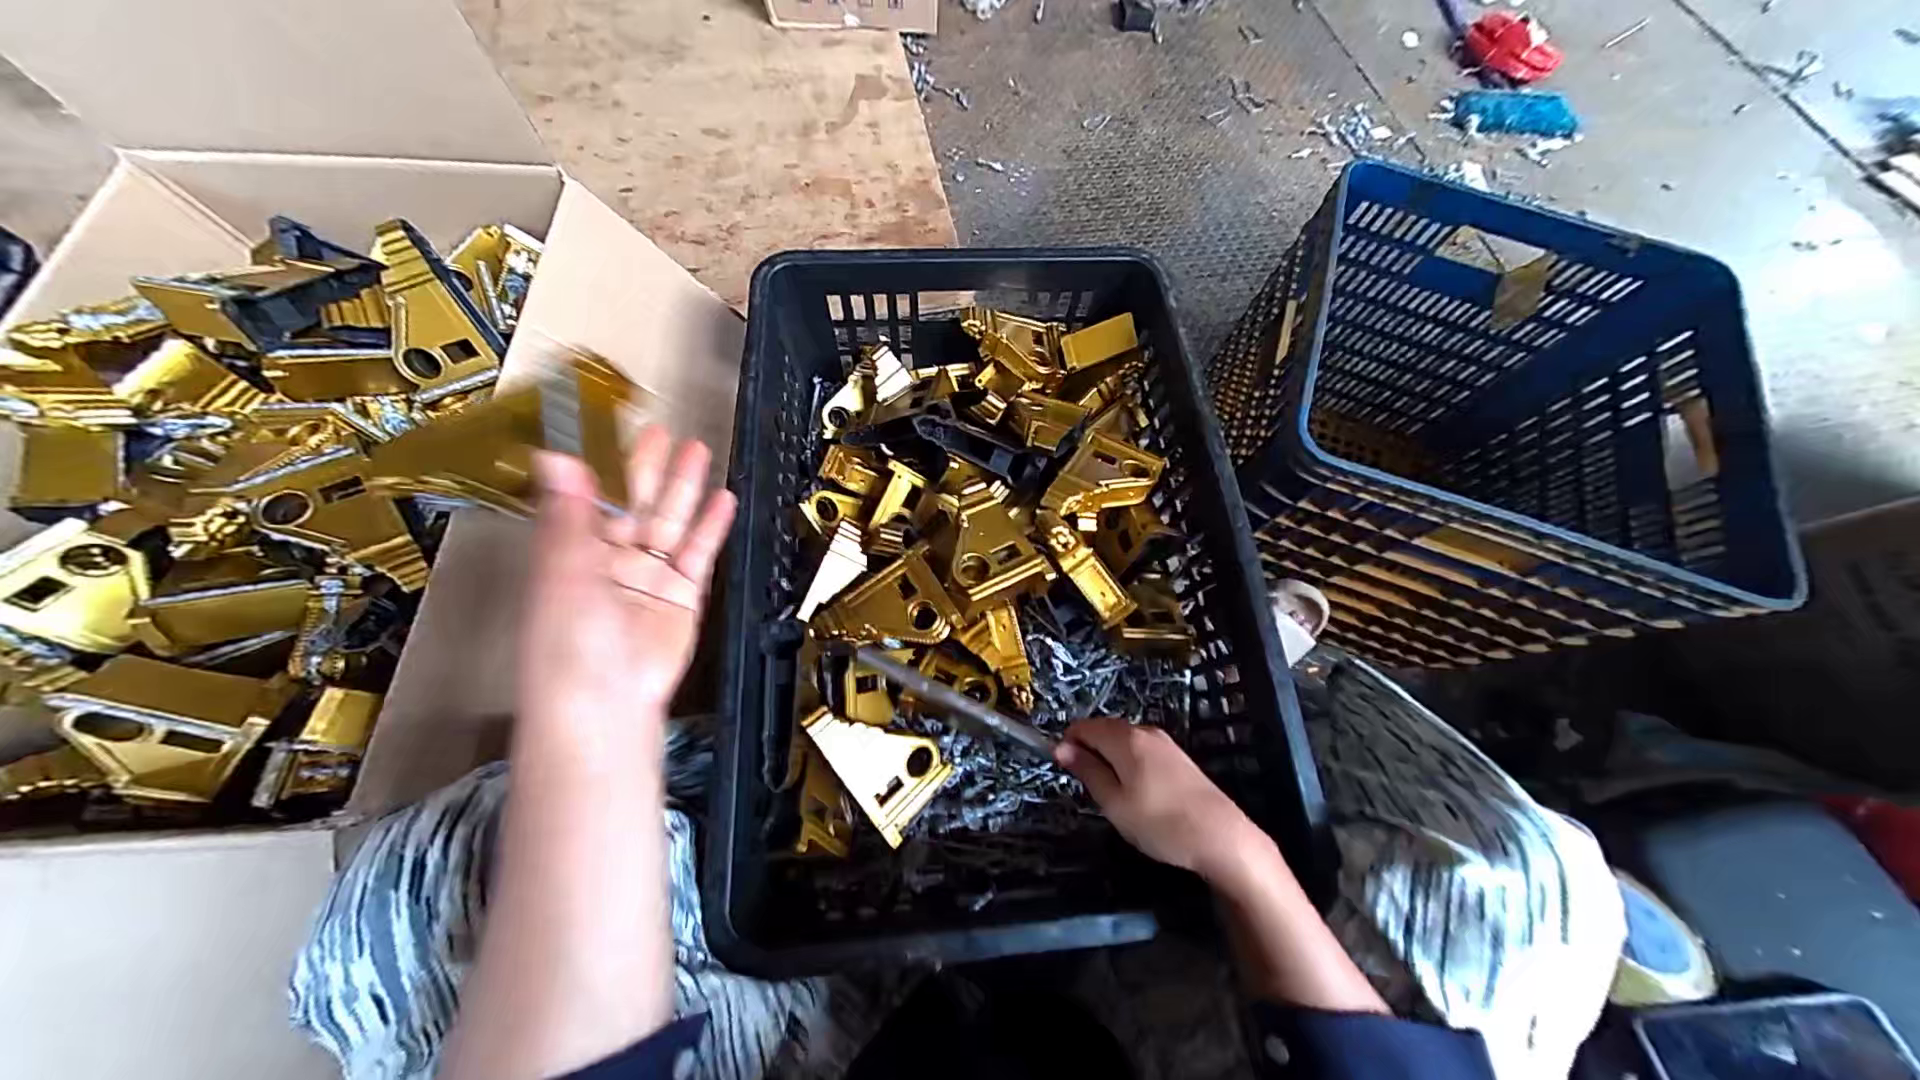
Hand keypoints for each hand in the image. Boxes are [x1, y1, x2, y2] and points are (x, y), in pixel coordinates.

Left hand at [519, 426, 735, 750]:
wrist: (606, 699)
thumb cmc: (568, 648)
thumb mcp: (563, 568)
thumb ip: (569, 512)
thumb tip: (554, 461)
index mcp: (573, 551)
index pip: (593, 495)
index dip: (605, 462)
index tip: (612, 430)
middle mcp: (611, 561)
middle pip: (637, 503)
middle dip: (652, 467)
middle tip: (664, 434)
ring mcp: (648, 577)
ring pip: (671, 522)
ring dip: (685, 488)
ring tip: (698, 453)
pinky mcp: (681, 595)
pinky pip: (698, 553)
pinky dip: (712, 527)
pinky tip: (721, 502)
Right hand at [1055, 716, 1265, 881]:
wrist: (1223, 838)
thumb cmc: (1160, 823)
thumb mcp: (1114, 803)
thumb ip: (1087, 771)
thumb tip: (1061, 748)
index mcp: (1125, 738)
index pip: (1083, 726)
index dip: (1068, 744)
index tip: (1065, 771)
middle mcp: (1145, 731)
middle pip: (1104, 730)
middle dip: (1089, 750)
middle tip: (1089, 788)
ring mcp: (1165, 743)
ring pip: (1123, 740)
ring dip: (1109, 758)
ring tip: (1112, 794)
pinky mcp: (1179, 758)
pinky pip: (1141, 750)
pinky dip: (1129, 763)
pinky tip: (1137, 792)